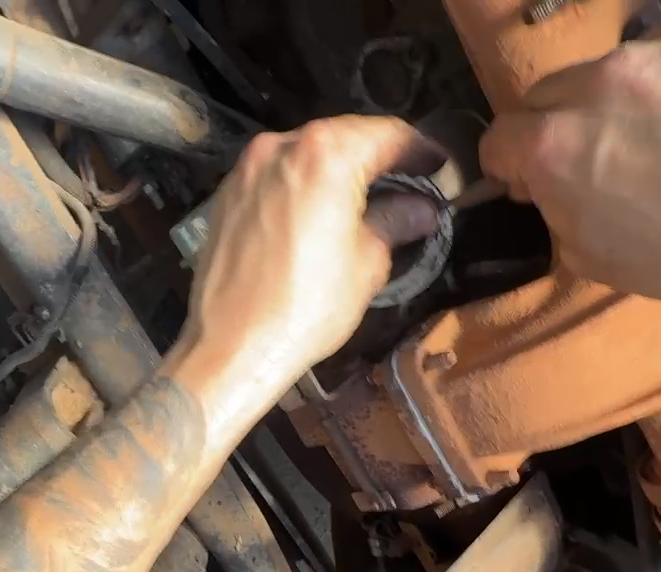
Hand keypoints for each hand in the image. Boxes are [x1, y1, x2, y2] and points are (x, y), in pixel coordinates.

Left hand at [183, 116, 444, 376]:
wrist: (230, 348)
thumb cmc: (304, 309)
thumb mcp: (366, 266)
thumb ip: (394, 223)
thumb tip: (420, 210)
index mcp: (325, 154)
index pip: (387, 135)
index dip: (419, 150)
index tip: (438, 166)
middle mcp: (279, 148)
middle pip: (341, 139)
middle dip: (374, 160)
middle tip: (403, 185)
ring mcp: (244, 172)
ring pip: (302, 158)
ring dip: (333, 174)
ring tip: (359, 203)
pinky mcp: (222, 200)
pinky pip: (272, 181)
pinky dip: (297, 190)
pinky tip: (311, 216)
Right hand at [478, 0, 660, 337]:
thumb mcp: (596, 258)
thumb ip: (558, 205)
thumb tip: (554, 181)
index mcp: (557, 144)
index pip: (502, 135)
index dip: (515, 162)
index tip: (534, 176)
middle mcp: (611, 74)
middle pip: (563, 87)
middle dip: (576, 120)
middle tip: (624, 152)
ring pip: (650, 54)